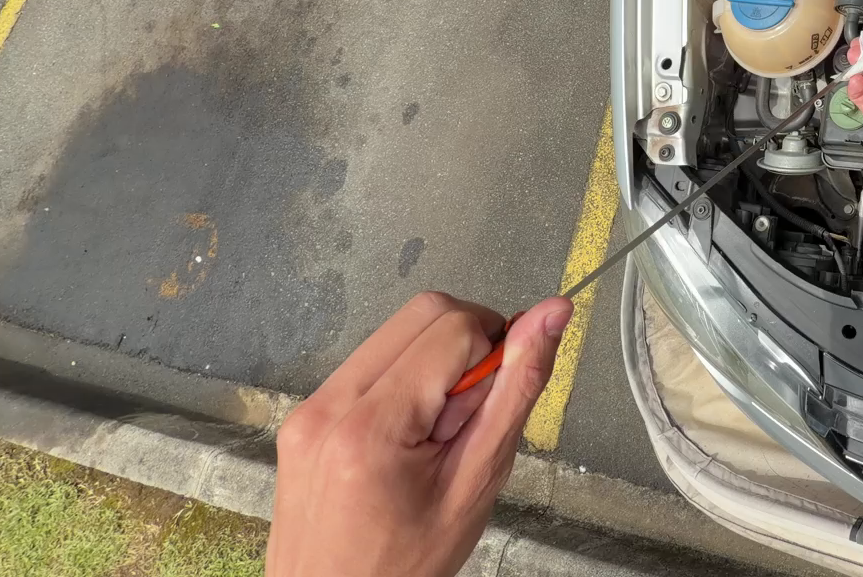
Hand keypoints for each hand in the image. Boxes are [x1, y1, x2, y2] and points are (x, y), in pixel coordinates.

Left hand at [266, 292, 573, 576]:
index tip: (485, 408)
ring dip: (441, 358)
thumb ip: (519, 384)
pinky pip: (379, 353)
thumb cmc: (408, 561)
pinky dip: (414, 372)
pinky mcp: (307, 412)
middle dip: (469, 344)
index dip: (492, 354)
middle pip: (428, 311)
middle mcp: (328, 405)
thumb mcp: (481, 476)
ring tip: (439, 425)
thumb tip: (554, 310)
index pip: (456, 326)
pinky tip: (414, 426)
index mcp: (370, 427)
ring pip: (404, 327)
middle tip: (468, 411)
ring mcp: (310, 407)